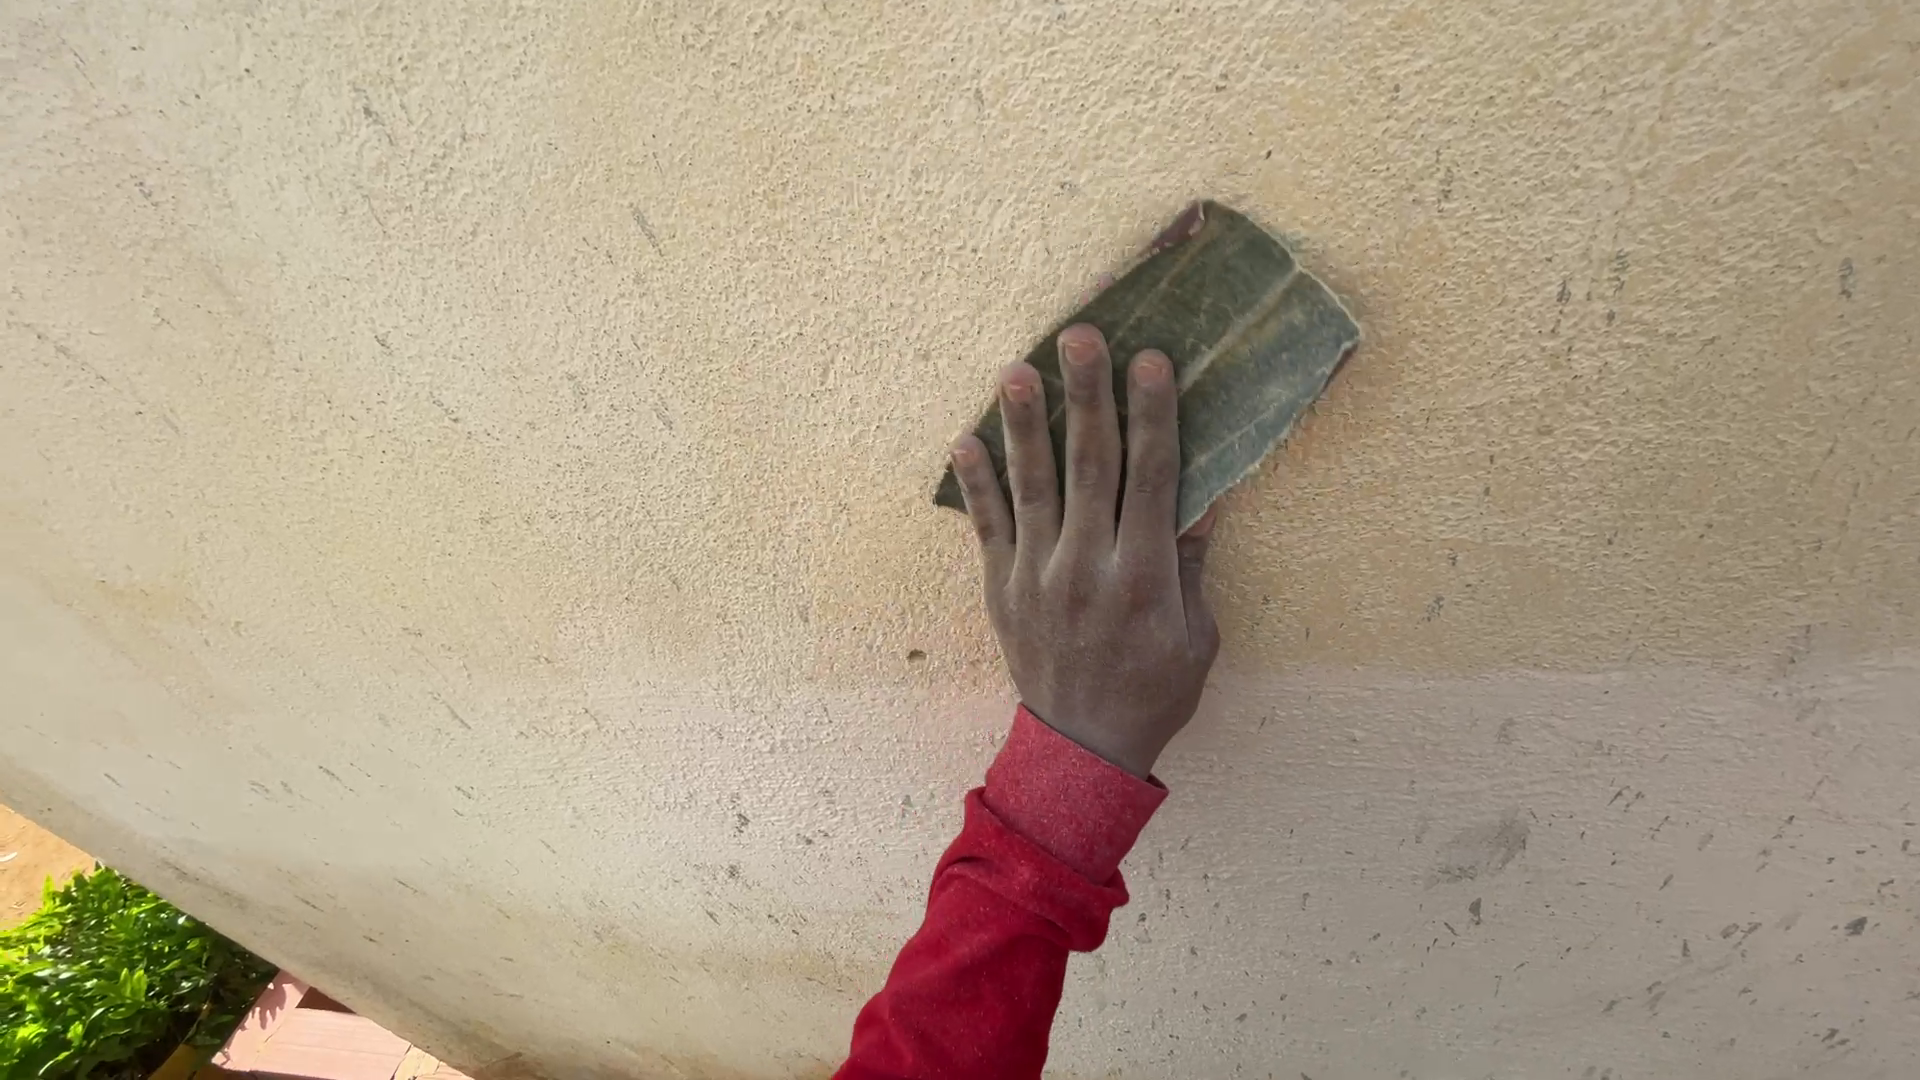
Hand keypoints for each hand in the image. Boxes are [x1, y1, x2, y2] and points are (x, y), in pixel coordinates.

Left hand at [950, 323, 1219, 777]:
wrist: (1082, 745)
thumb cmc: (1152, 691)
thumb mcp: (1195, 636)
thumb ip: (1191, 565)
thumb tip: (1200, 496)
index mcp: (1143, 578)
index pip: (1150, 479)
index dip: (1152, 417)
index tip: (1151, 361)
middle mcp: (1086, 567)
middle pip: (1089, 467)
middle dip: (1087, 397)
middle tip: (1080, 337)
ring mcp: (1036, 575)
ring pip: (1031, 487)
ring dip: (1024, 426)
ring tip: (1015, 371)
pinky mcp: (1001, 588)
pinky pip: (987, 527)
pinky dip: (975, 484)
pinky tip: (965, 439)